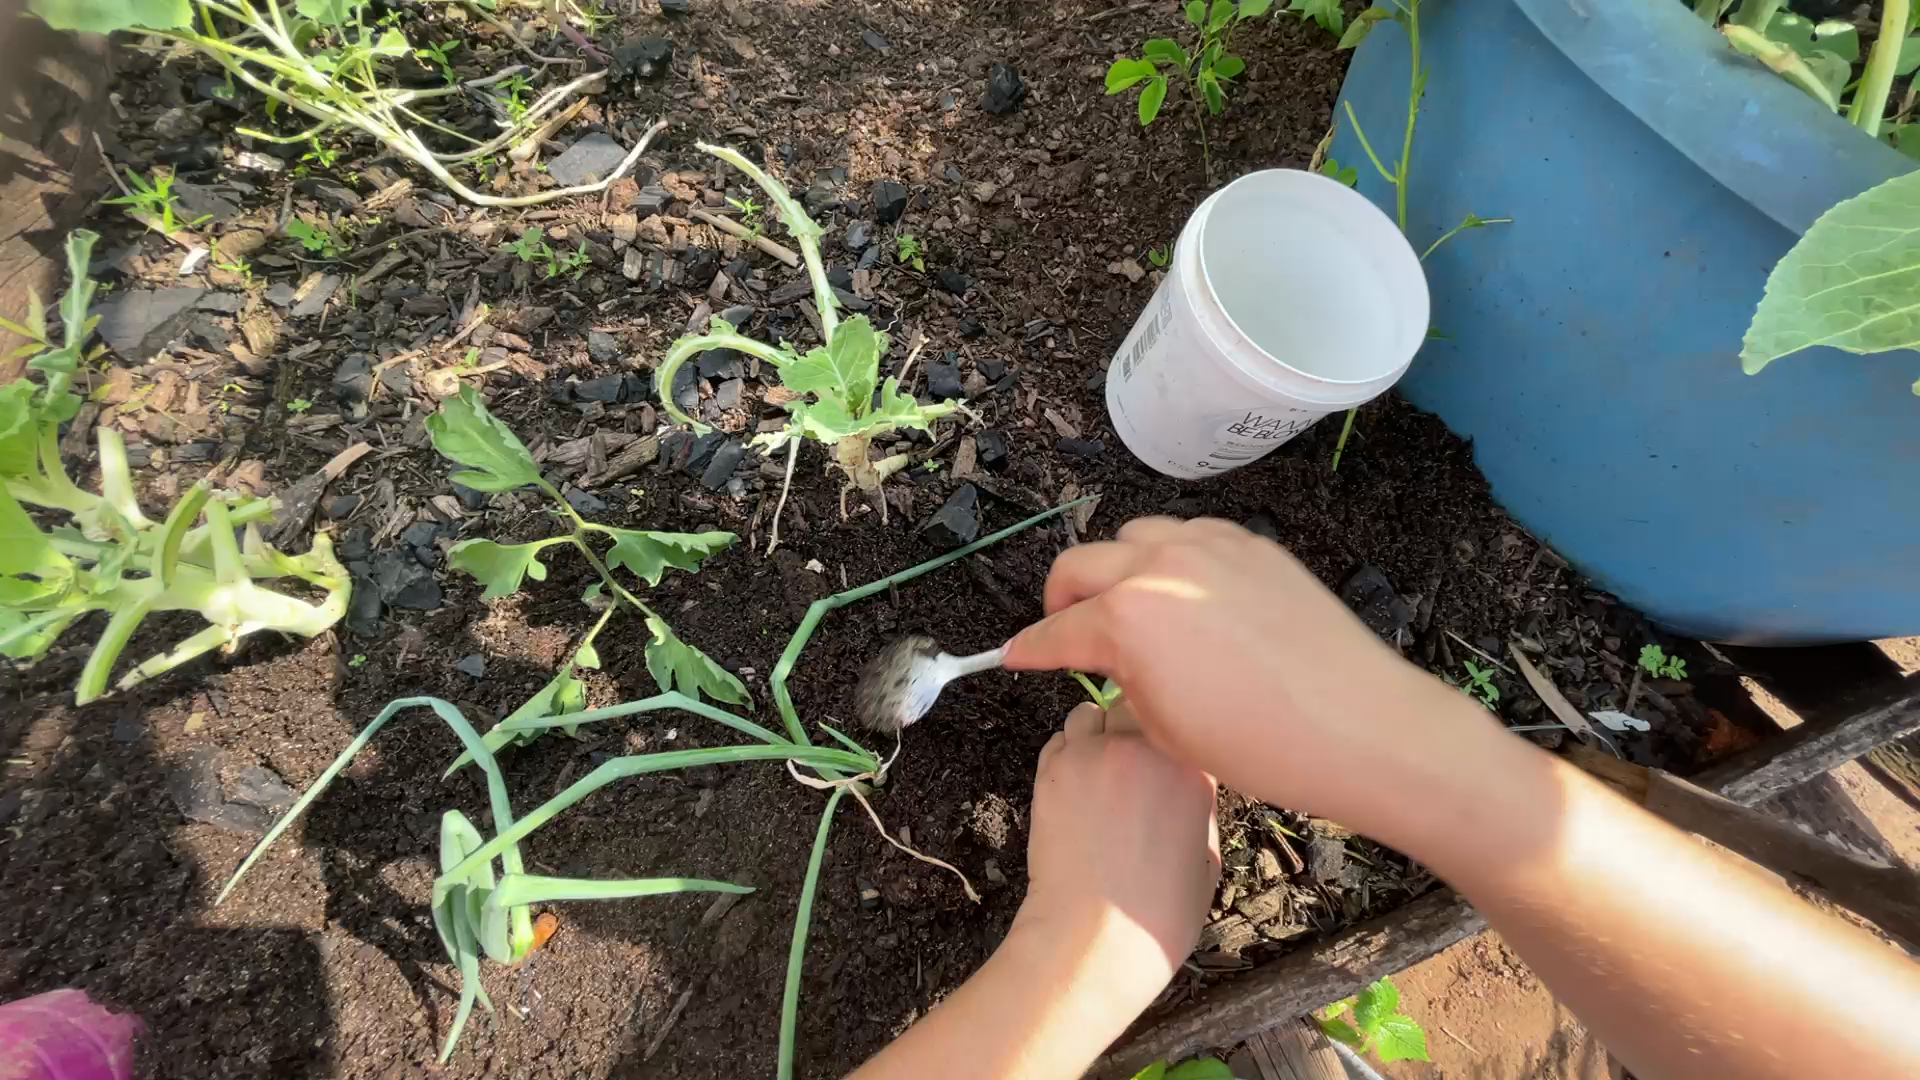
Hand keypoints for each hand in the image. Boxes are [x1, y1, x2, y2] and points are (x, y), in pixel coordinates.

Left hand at [848, 703, 1218, 1079]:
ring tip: (1101, 770)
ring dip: (1098, 732)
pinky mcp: (1051, 768)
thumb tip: (1185, 780)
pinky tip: (1076, 785)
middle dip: (1136, 724)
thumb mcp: (1207, 860)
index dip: (1174, 734)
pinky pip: (1060, 739)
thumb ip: (1198, 804)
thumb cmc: (1159, 913)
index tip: (1169, 754)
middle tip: (1135, 760)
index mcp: (1189, 769)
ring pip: (1092, 713)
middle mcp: (1139, 749)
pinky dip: (1069, 752)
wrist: (1092, 939)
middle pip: (1136, 703)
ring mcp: (1090, 753)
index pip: (1182, 719)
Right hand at [1005, 517, 1509, 852]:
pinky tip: (1187, 595)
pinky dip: (1168, 559)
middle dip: (1059, 600)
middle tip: (1068, 632)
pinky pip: (1185, 535)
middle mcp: (1155, 566)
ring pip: (1130, 537)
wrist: (1363, 727)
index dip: (1029, 650)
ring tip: (1132, 607)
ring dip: (1115, 570)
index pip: (1055, 633)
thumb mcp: (1163, 729)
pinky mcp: (1247, 542)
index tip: (1015, 655)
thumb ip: (1119, 679)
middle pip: (1076, 565)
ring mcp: (1205, 544)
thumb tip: (1111, 661)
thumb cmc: (1259, 746)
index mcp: (1126, 619)